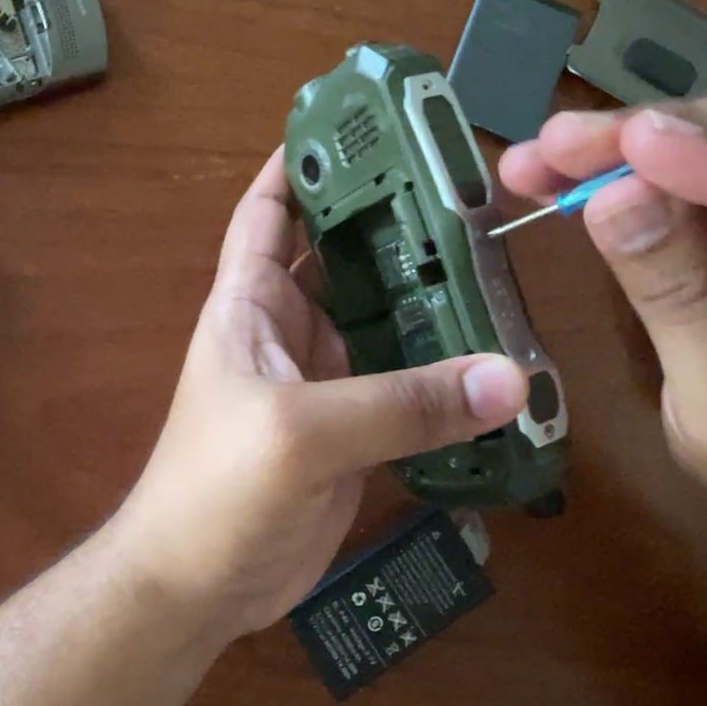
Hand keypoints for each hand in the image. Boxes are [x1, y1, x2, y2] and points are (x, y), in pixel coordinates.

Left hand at [109, 148, 526, 637]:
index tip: (360, 121)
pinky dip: (441, 369)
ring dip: (426, 293)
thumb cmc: (216, 490)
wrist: (197, 585)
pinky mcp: (349, 431)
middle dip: (392, 222)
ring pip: (378, 318)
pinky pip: (402, 383)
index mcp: (249, 305)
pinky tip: (494, 356)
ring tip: (499, 260)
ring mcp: (320, 381)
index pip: (269, 211)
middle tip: (473, 190)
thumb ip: (399, 404)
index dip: (302, 162)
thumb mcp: (299, 433)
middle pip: (341, 256)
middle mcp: (285, 331)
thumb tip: (510, 377)